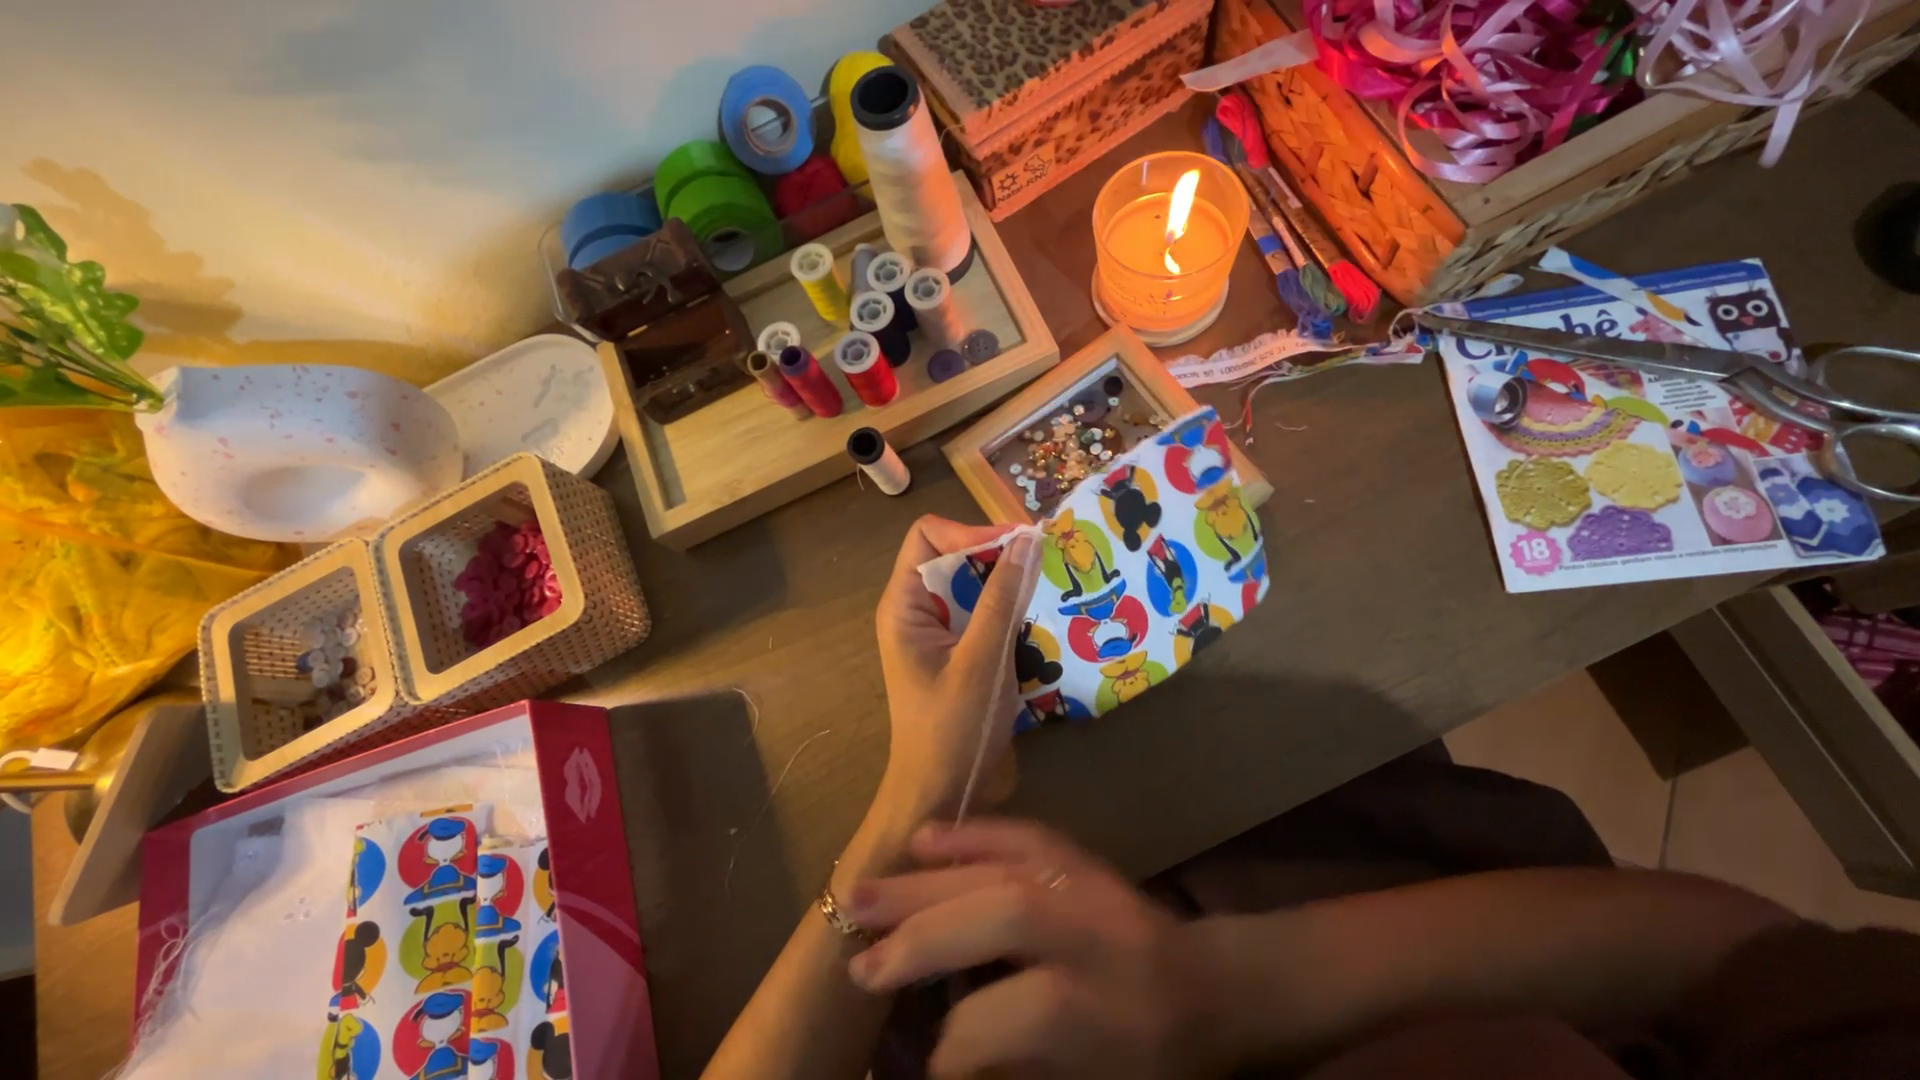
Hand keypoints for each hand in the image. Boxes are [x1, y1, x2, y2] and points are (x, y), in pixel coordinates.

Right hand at [844, 820, 1229, 1078]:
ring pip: (999, 869)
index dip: (952, 1046)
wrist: (1210, 989)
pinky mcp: (1080, 857)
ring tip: (858, 896)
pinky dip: (968, 833)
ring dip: (922, 883)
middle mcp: (1098, 935)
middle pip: (1002, 917)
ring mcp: (1089, 885)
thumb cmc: (1150, 1055)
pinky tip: (921, 839)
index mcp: (1105, 1009)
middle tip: (859, 965)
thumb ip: (1012, 1064)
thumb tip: (929, 1057)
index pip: (1007, 1019)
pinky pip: (1021, 834)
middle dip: (922, 939)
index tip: (923, 1062)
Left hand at [874, 516, 1041, 821]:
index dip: (971, 531)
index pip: (928, 535)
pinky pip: (981, 613)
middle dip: (996, 554)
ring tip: (1048, 585)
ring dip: (1007, 582)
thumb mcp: (981, 660)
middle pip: (952, 555)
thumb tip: (1028, 540)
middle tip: (1044, 562)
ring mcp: (935, 632)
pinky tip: (1038, 618)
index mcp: (903, 605)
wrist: (939, 795)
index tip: (1019, 545)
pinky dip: (1007, 609)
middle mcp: (915, 609)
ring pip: (971, 584)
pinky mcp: (956, 652)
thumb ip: (1002, 599)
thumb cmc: (952, 730)